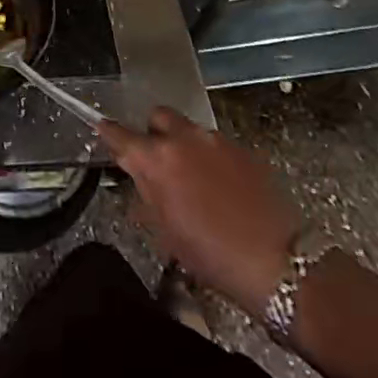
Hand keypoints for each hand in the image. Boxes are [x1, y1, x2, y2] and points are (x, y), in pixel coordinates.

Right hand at [98, 107, 302, 312]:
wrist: (275, 260)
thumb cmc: (208, 252)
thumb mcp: (163, 227)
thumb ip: (145, 188)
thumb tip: (136, 170)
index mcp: (157, 158)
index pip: (121, 134)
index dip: (108, 132)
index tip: (102, 130)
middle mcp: (185, 139)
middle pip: (159, 116)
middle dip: (152, 131)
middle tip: (154, 159)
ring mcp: (218, 141)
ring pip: (190, 129)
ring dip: (182, 144)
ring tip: (190, 176)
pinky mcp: (245, 150)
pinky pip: (215, 144)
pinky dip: (208, 156)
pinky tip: (218, 186)